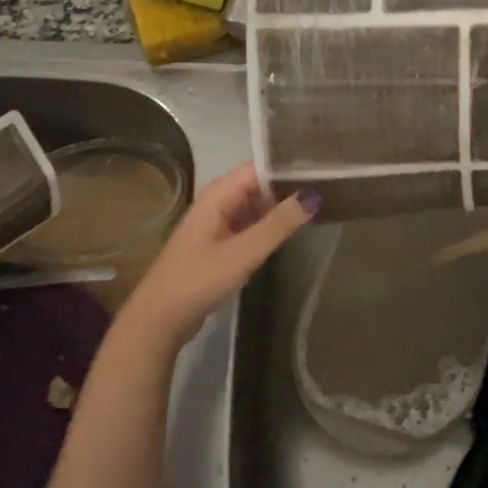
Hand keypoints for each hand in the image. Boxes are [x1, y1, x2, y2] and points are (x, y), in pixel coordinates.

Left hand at [123, 164, 318, 348]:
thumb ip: (277, 225)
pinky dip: (269, 225)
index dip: (288, 166)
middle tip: (329, 186)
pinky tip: (292, 230)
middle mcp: (217, 203)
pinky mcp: (220, 245)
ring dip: (280, 206)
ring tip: (319, 203)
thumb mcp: (242, 253)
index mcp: (218, 196)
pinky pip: (250, 225)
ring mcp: (217, 225)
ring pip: (255, 206)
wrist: (159, 320)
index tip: (322, 168)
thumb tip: (313, 197)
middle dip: (288, 186)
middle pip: (258, 185)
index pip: (259, 168)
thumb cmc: (198, 281)